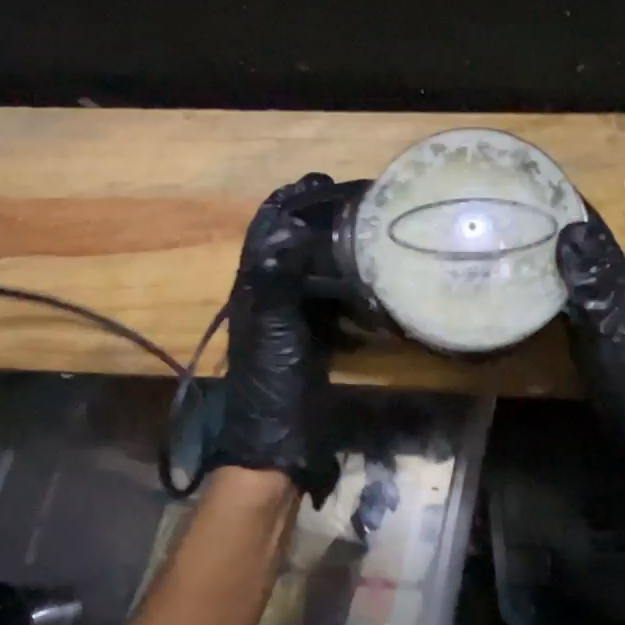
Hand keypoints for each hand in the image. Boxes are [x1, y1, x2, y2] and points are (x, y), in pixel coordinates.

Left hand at [208, 174, 339, 503]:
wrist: (278, 442)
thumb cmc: (273, 379)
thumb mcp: (276, 324)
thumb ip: (280, 276)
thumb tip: (291, 225)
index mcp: (254, 287)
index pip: (267, 231)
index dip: (288, 203)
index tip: (319, 181)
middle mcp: (269, 296)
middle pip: (291, 247)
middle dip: (316, 221)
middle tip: (356, 201)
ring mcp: (290, 320)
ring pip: (311, 273)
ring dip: (333, 251)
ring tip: (367, 230)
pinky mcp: (310, 341)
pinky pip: (328, 303)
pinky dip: (346, 287)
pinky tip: (370, 279)